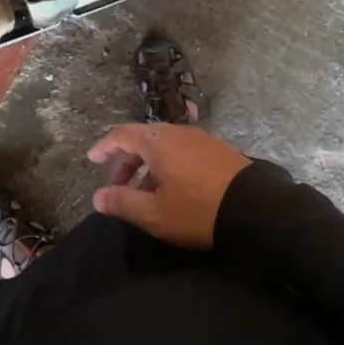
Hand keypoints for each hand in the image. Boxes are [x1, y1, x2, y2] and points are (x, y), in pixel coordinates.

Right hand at [87, 123, 252, 248]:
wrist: (251, 207)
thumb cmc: (196, 209)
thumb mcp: (154, 213)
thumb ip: (123, 202)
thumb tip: (97, 196)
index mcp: (158, 141)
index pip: (122, 134)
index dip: (104, 146)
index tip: (91, 159)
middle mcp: (176, 131)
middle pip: (142, 138)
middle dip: (126, 161)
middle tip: (117, 188)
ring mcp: (198, 137)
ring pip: (162, 144)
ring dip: (147, 165)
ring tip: (143, 194)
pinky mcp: (214, 147)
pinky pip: (180, 149)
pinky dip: (166, 163)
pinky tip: (170, 189)